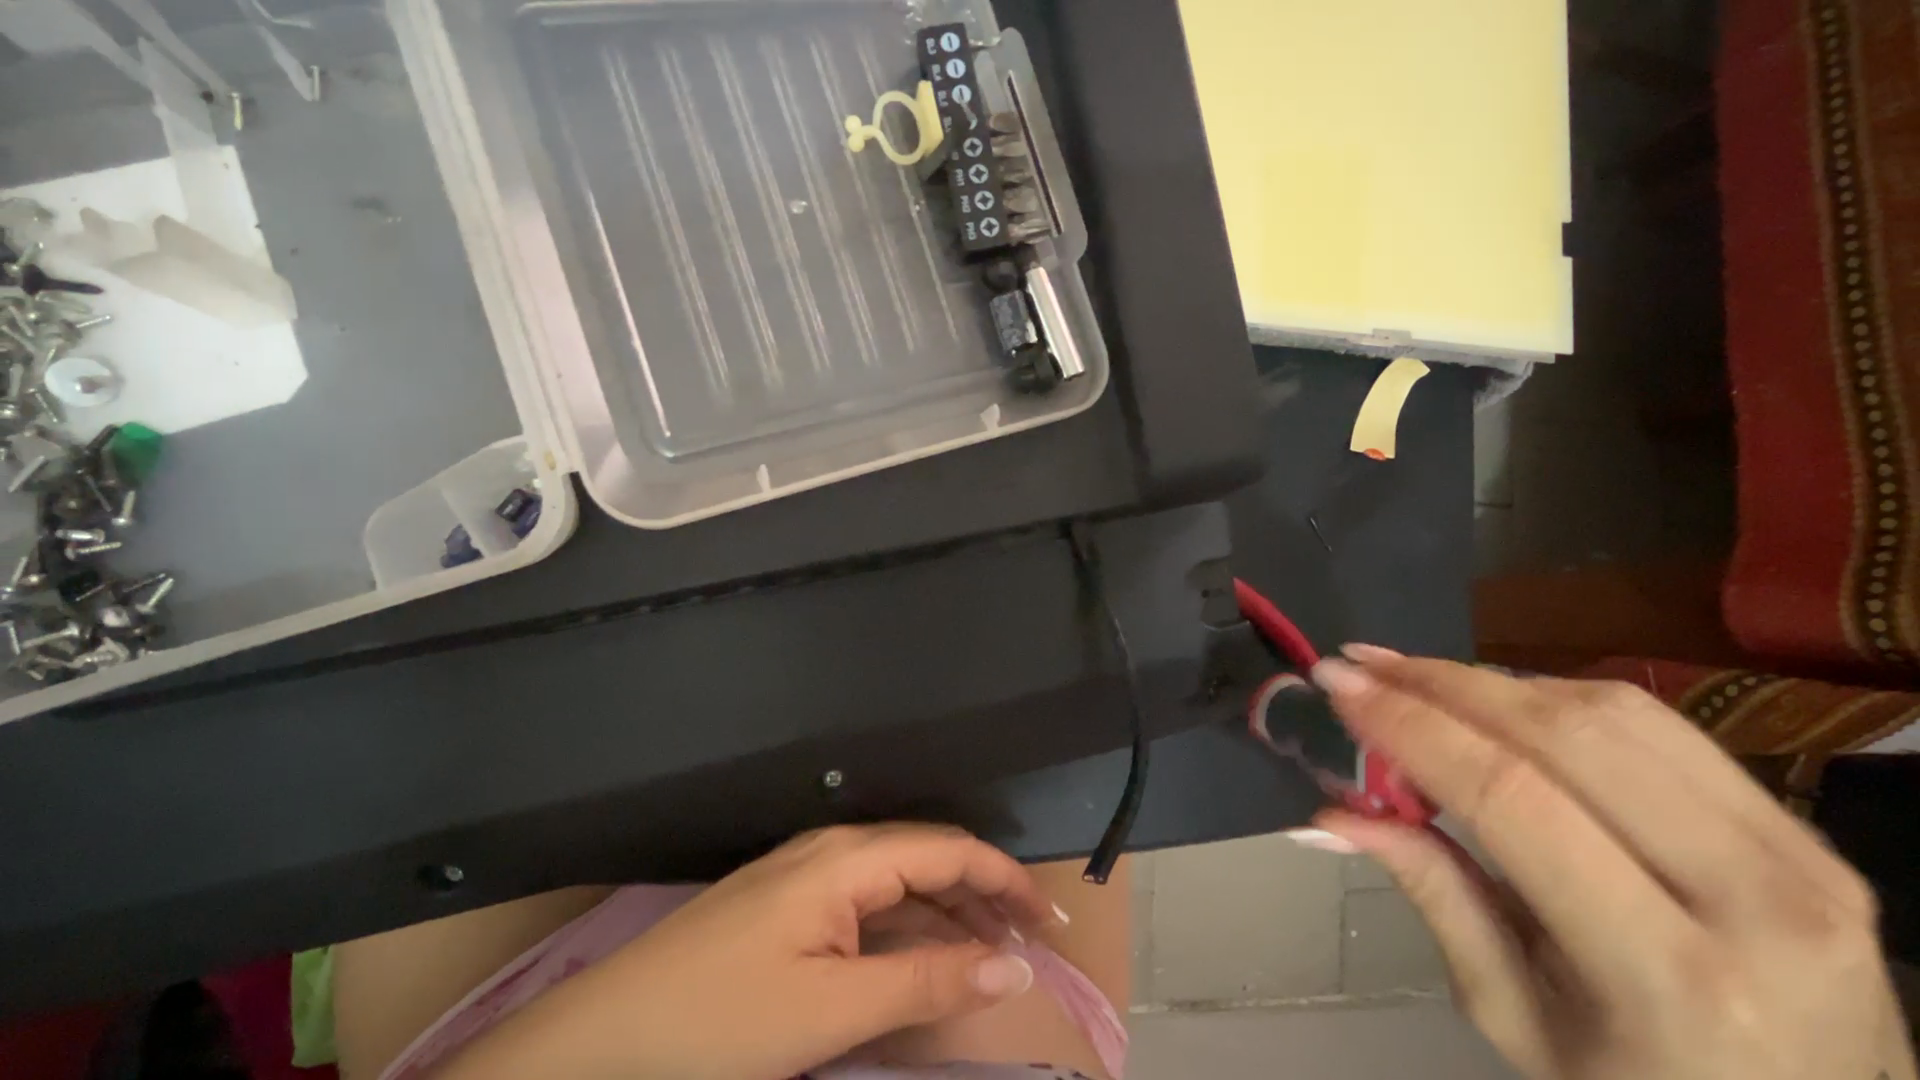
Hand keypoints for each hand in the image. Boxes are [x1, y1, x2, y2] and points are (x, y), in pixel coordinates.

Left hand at [436, 824, 1060, 1079]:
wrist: (604, 1037)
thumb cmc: (722, 1019)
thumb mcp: (836, 1007)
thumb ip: (929, 982)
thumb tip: (1015, 965)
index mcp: (847, 858)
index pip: (950, 849)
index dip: (1007, 881)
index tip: (1051, 924)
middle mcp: (830, 849)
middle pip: (928, 857)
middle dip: (984, 893)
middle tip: (1031, 942)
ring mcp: (803, 874)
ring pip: (897, 880)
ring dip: (948, 911)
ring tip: (990, 952)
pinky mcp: (785, 904)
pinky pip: (866, 901)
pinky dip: (907, 926)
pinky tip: (920, 956)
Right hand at [1310, 649, 1916, 1079]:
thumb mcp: (1515, 1017)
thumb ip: (1435, 896)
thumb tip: (1332, 816)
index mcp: (1670, 974)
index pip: (1514, 801)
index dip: (1414, 729)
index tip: (1337, 688)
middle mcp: (1755, 897)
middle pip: (1567, 738)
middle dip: (1444, 685)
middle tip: (1362, 665)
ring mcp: (1801, 853)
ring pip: (1616, 715)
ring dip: (1496, 682)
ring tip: (1414, 677)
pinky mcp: (1807, 829)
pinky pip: (1661, 728)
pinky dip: (1558, 699)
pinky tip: (1497, 702)